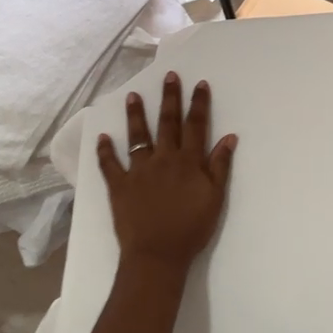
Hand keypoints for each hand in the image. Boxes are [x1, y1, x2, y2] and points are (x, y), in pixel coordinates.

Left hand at [96, 71, 236, 277]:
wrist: (157, 256)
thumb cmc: (192, 228)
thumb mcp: (215, 198)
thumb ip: (220, 166)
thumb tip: (229, 136)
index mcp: (189, 161)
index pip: (196, 125)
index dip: (199, 103)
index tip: (199, 84)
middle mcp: (164, 159)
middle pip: (168, 123)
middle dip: (170, 98)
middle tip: (169, 76)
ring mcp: (139, 171)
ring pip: (138, 137)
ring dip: (136, 115)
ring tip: (132, 96)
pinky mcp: (119, 187)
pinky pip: (110, 165)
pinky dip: (105, 151)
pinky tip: (103, 137)